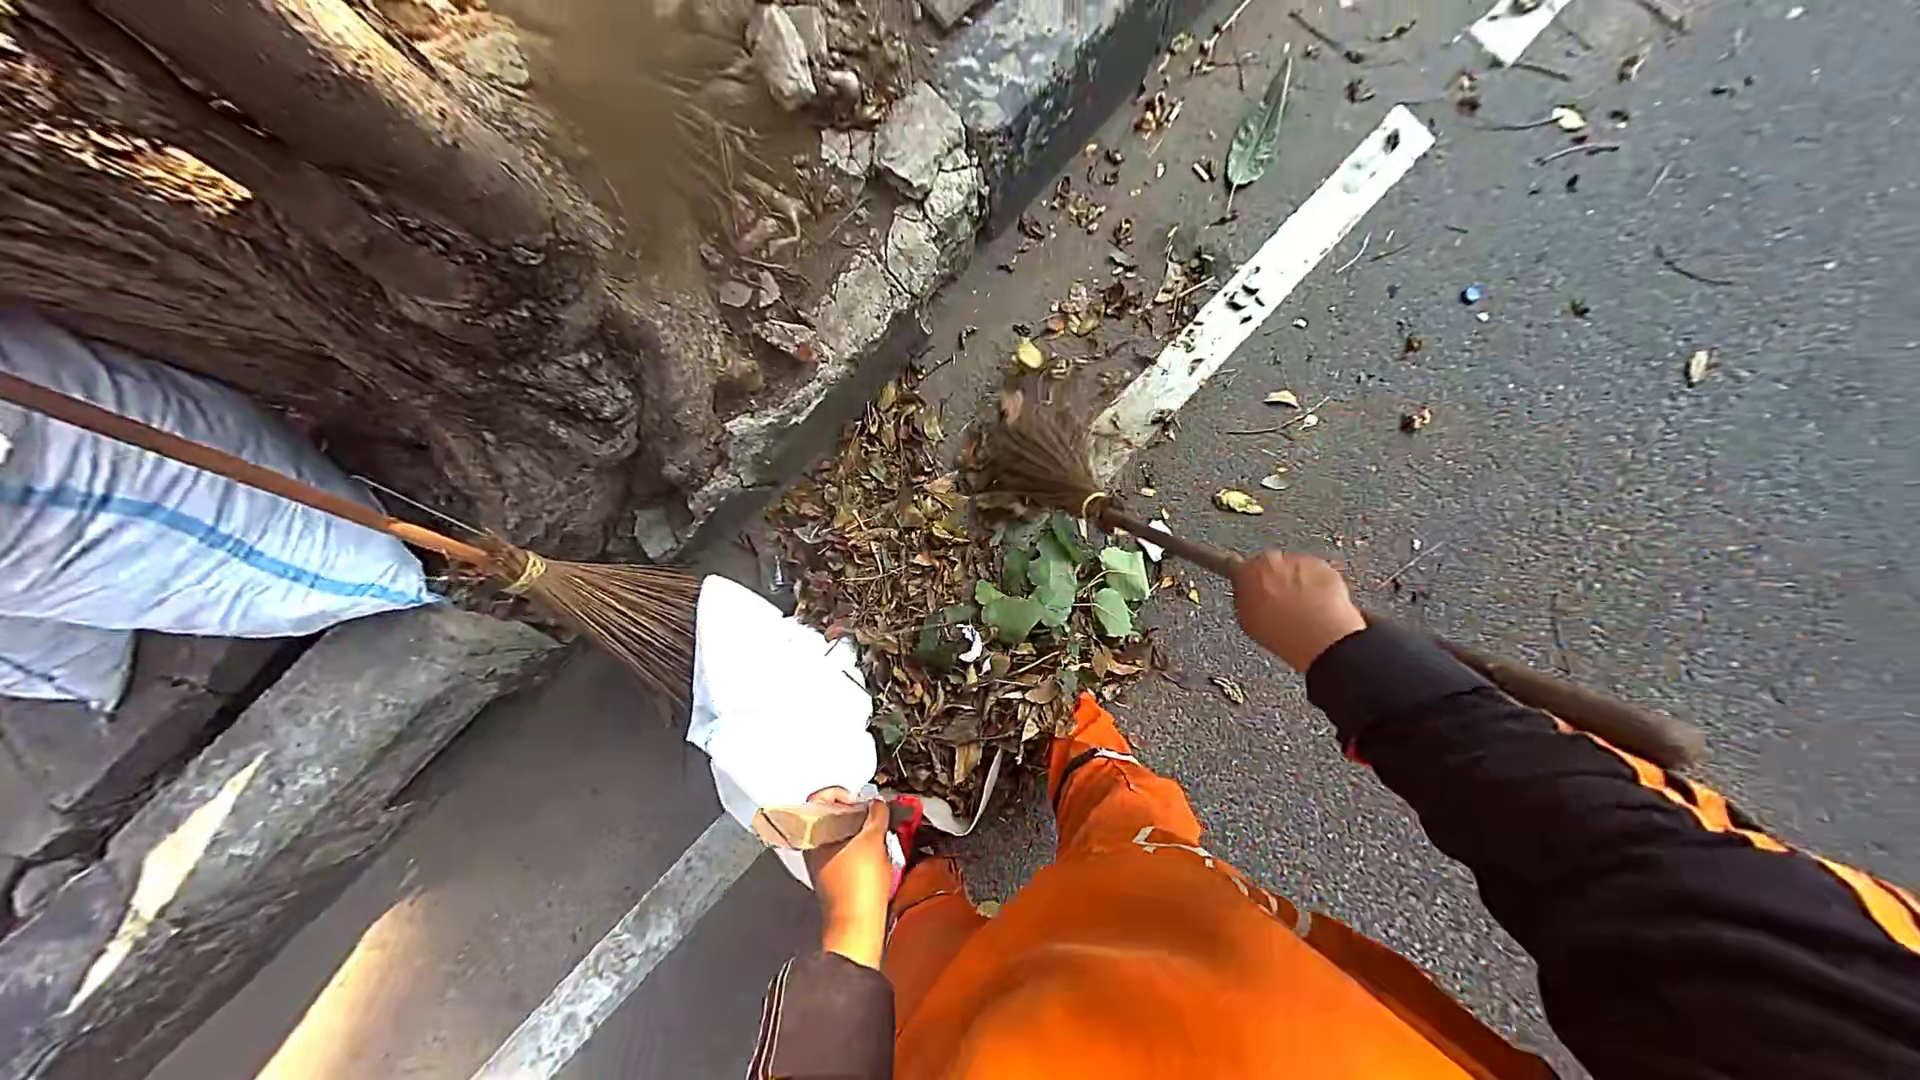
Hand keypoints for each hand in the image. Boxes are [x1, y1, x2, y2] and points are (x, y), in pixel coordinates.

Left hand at [801, 787, 891, 968]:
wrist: (858, 925)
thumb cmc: (859, 884)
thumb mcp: (873, 839)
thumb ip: (877, 813)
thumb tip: (878, 803)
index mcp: (815, 834)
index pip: (819, 798)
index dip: (841, 792)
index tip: (858, 798)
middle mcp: (813, 846)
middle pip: (832, 814)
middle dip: (856, 810)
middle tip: (873, 812)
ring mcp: (823, 862)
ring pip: (841, 832)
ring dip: (860, 827)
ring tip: (879, 829)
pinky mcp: (835, 875)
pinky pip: (846, 849)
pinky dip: (860, 844)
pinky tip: (877, 848)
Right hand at [1232, 551, 1368, 671]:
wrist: (1322, 636)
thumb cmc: (1284, 633)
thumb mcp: (1247, 622)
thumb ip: (1244, 599)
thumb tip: (1246, 596)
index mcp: (1246, 573)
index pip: (1232, 565)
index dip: (1238, 572)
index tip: (1239, 574)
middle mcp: (1271, 562)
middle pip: (1268, 565)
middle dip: (1272, 580)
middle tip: (1278, 602)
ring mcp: (1299, 562)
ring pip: (1294, 568)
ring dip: (1296, 582)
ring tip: (1301, 609)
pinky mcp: (1324, 566)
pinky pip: (1316, 573)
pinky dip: (1317, 585)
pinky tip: (1317, 605)